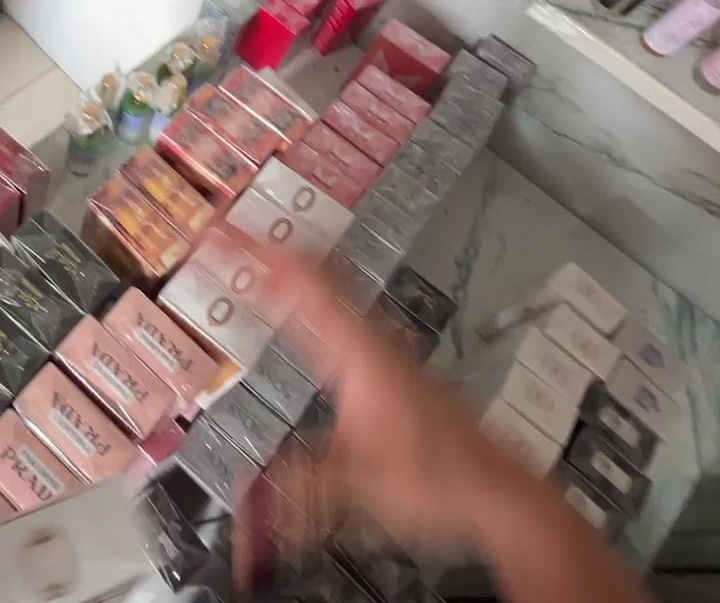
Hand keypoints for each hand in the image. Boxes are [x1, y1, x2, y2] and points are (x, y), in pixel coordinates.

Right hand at [237, 242, 553, 557]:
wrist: (497, 486)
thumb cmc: (440, 477)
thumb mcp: (363, 486)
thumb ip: (302, 477)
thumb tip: (248, 483)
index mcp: (357, 351)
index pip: (301, 283)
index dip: (259, 254)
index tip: (223, 236)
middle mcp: (366, 334)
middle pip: (310, 268)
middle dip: (262, 247)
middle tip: (222, 234)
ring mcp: (376, 340)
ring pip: (325, 280)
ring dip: (283, 262)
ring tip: (244, 253)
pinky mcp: (382, 353)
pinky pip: (334, 301)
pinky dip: (302, 287)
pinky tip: (288, 298)